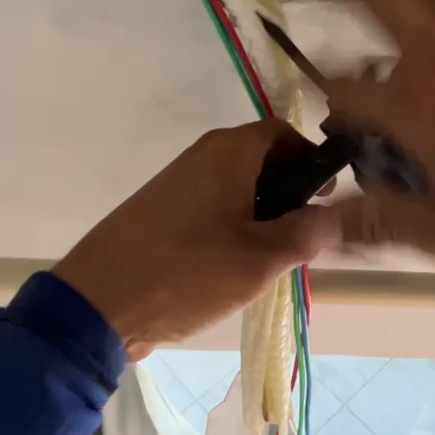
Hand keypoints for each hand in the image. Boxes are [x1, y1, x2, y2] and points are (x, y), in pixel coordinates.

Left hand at [53, 121, 340, 359]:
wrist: (98, 302)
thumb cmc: (186, 271)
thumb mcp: (258, 259)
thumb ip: (304, 233)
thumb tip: (336, 215)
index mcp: (230, 151)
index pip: (283, 132)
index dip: (311, 159)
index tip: (325, 197)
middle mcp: (204, 154)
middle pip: (261, 157)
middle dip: (289, 190)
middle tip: (302, 234)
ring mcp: (179, 180)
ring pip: (237, 184)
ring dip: (262, 211)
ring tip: (270, 257)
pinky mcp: (162, 209)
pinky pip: (212, 203)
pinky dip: (233, 222)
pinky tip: (234, 265)